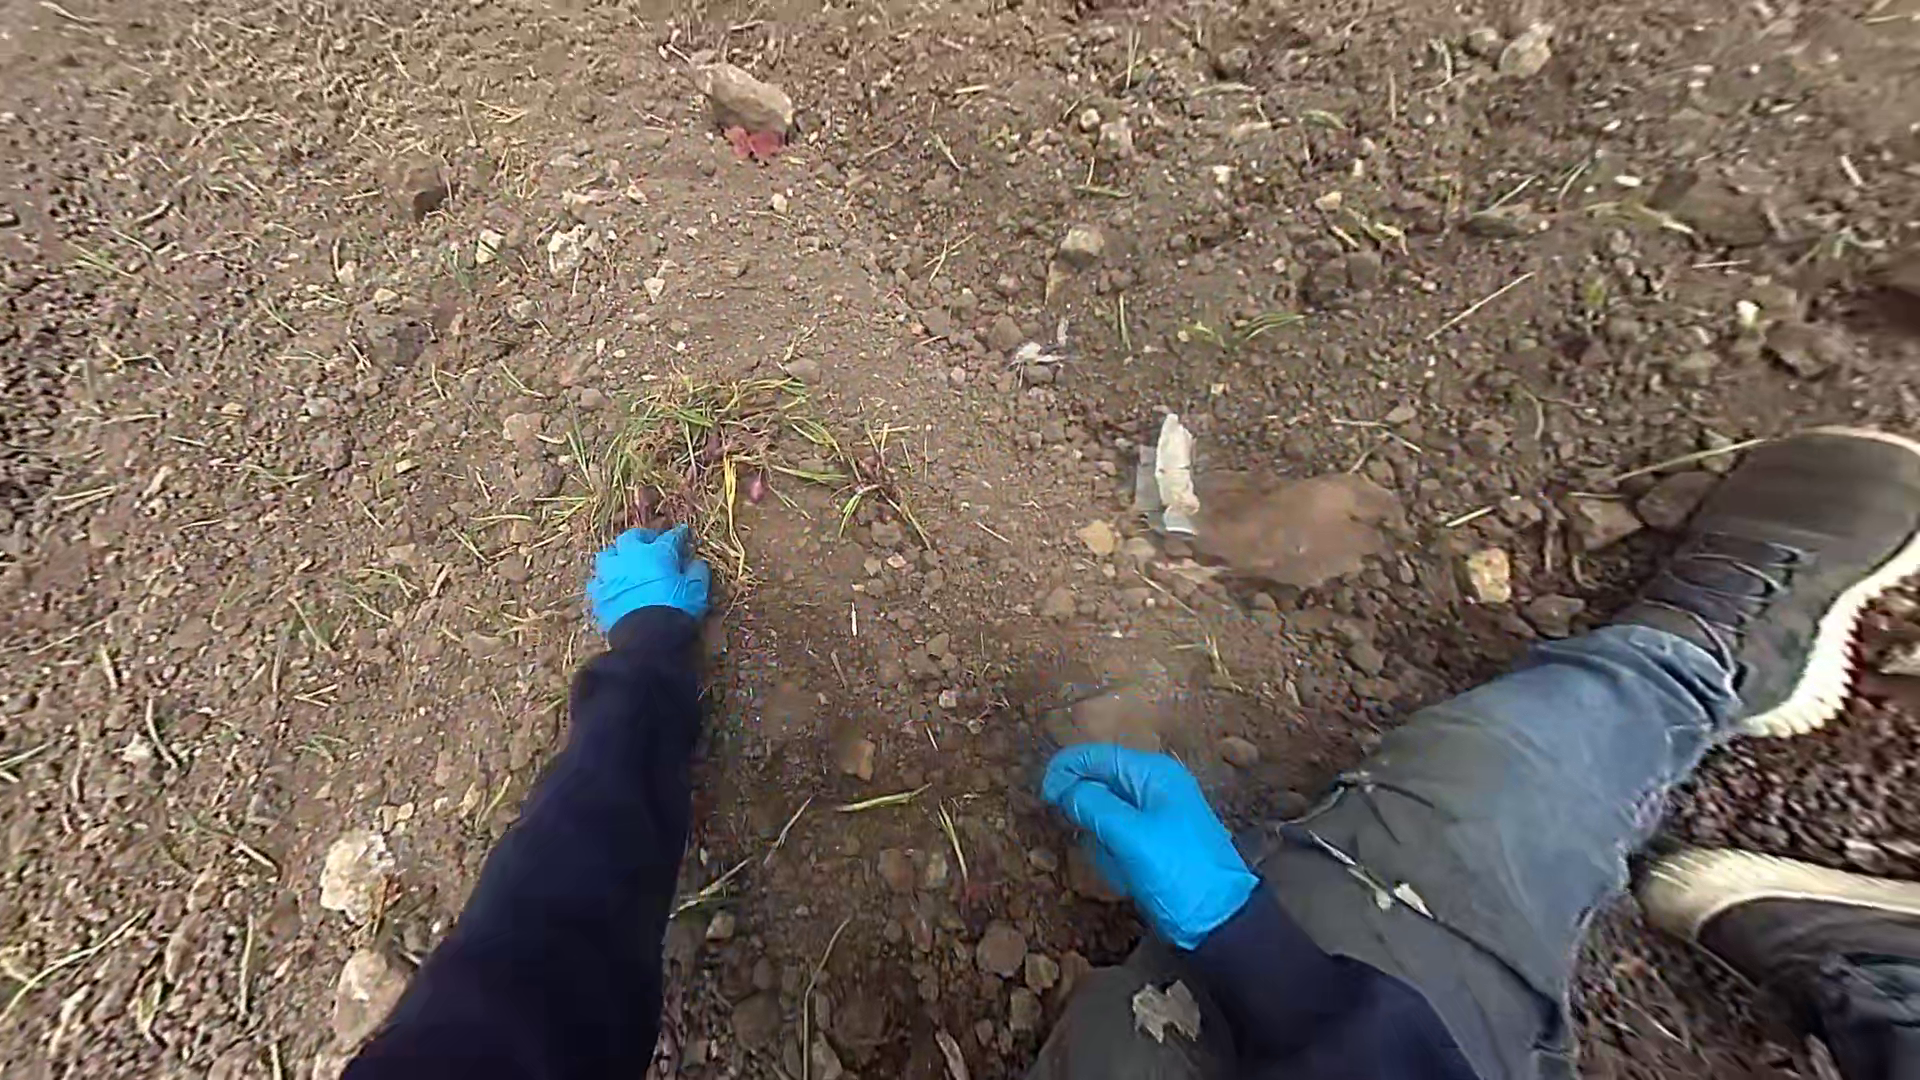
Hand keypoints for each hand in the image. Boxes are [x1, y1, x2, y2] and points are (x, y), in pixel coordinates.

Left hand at [587, 525, 711, 631]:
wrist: (647, 637)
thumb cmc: (676, 609)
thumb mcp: (697, 589)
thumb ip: (697, 571)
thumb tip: (695, 562)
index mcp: (657, 553)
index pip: (670, 537)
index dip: (679, 534)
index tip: (684, 532)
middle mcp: (630, 557)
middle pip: (632, 537)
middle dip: (643, 537)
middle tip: (652, 542)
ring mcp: (611, 574)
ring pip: (609, 555)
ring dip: (619, 556)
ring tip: (627, 562)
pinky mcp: (599, 594)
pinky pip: (599, 581)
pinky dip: (607, 580)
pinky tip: (615, 585)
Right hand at [1041, 744, 1257, 949]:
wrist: (1222, 926)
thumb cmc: (1177, 873)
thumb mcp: (1130, 836)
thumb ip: (1093, 804)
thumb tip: (1064, 788)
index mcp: (1153, 773)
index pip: (1098, 755)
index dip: (1066, 769)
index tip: (1045, 795)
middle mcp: (1155, 785)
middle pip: (1101, 779)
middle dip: (1084, 804)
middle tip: (1073, 829)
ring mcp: (1157, 813)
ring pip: (1107, 808)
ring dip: (1099, 832)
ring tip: (1110, 859)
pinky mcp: (1155, 840)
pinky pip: (1119, 832)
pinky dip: (1112, 848)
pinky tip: (1121, 871)